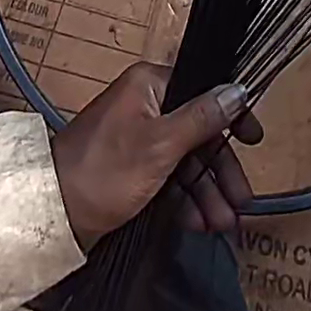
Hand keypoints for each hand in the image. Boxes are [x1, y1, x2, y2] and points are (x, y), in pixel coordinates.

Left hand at [50, 61, 260, 249]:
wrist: (56, 210)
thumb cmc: (106, 168)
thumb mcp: (161, 144)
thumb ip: (202, 118)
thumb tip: (238, 89)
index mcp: (149, 85)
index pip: (202, 90)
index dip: (230, 115)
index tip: (254, 140)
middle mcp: (145, 103)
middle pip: (197, 130)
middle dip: (220, 170)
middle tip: (241, 203)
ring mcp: (139, 135)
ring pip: (185, 158)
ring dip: (205, 191)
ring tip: (221, 225)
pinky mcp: (133, 164)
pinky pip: (168, 175)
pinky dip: (183, 198)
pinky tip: (196, 224)